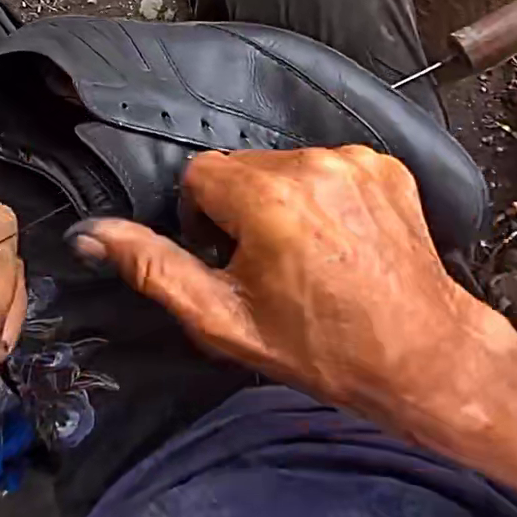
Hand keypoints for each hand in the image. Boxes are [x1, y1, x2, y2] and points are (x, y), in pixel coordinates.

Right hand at [68, 147, 516, 420]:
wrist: (425, 356)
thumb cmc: (319, 348)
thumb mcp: (223, 320)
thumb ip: (153, 268)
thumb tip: (92, 232)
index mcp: (268, 197)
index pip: (198, 175)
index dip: (202, 220)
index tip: (228, 260)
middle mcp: (314, 162)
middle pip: (240, 166)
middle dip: (239, 208)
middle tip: (266, 264)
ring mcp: (357, 160)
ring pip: (280, 164)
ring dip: (277, 200)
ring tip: (305, 254)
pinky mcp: (386, 164)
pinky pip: (325, 165)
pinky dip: (318, 194)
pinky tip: (337, 238)